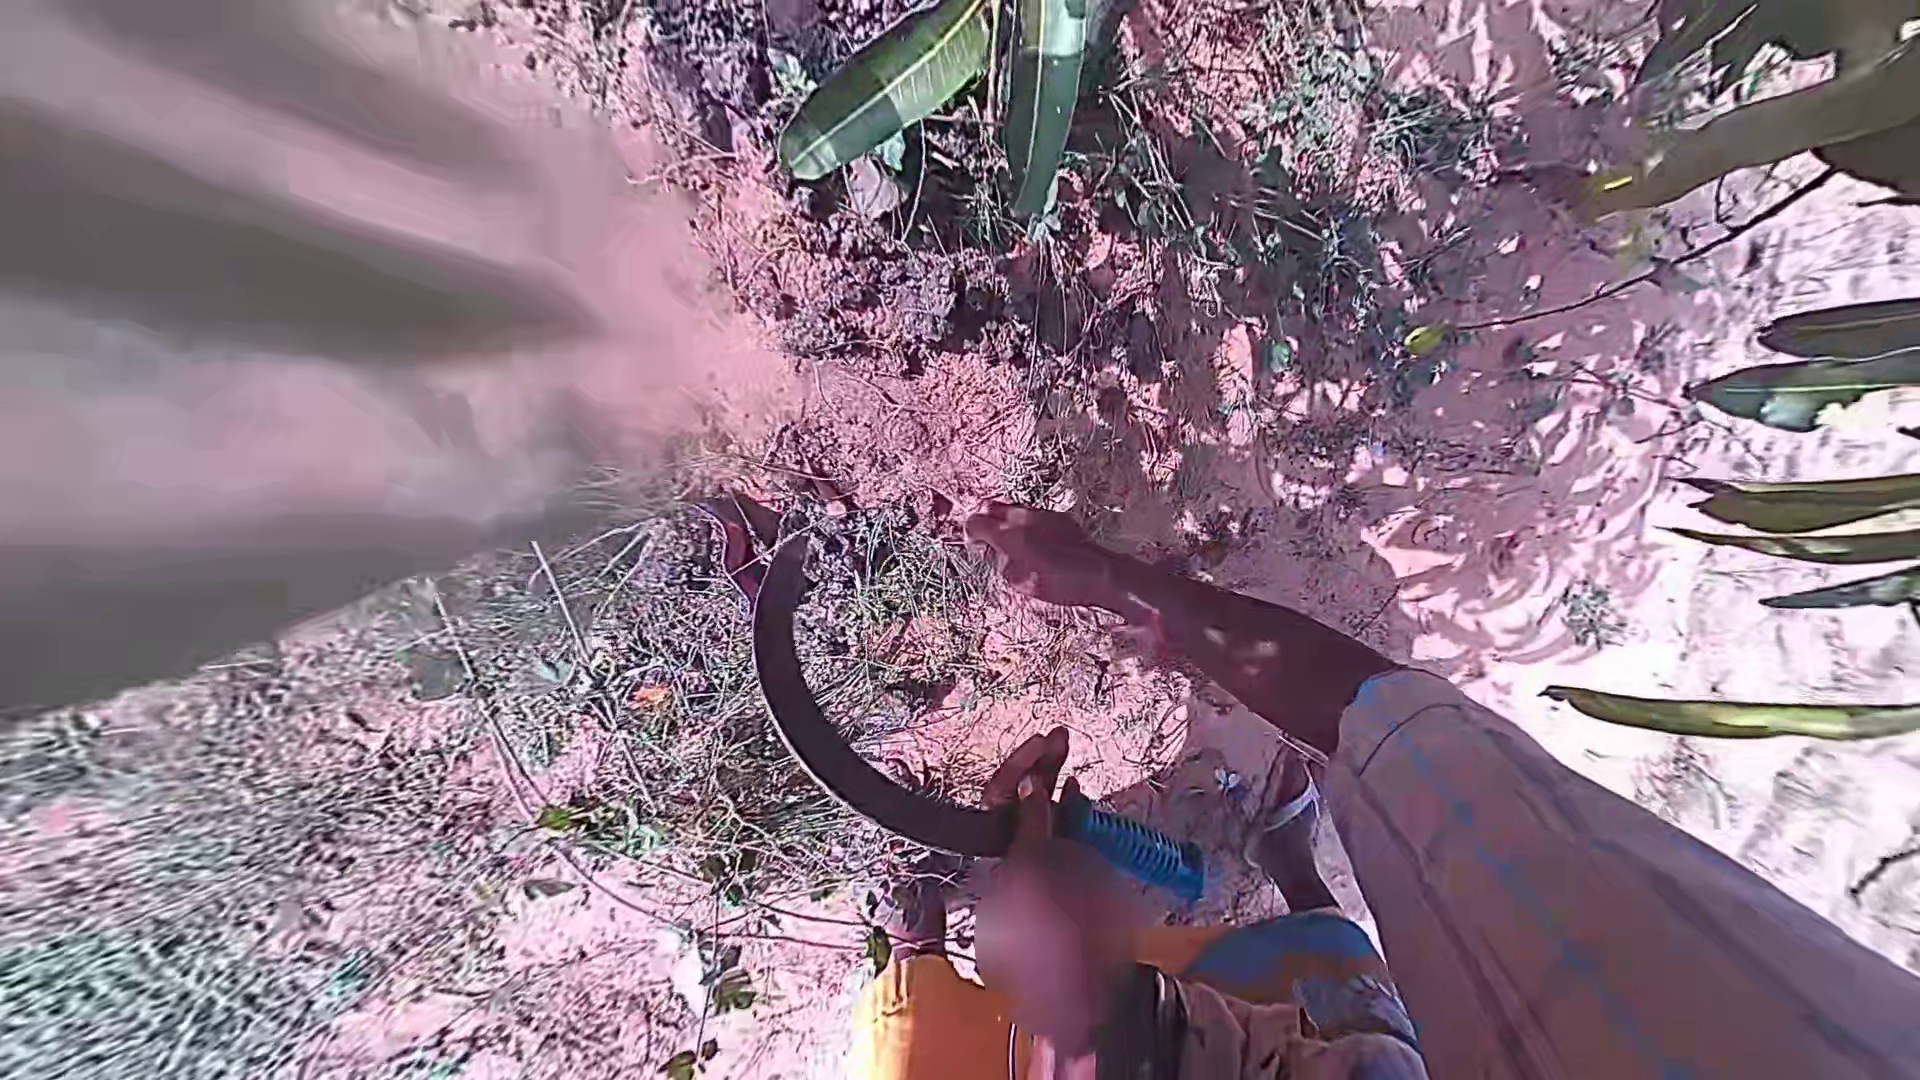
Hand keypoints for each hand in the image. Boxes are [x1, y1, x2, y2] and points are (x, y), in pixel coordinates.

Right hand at [965, 503, 1119, 608]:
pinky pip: (1032, 514)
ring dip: (1004, 522)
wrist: (1101, 574)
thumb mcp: (1020, 583)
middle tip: (987, 542)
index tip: (975, 547)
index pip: (974, 522)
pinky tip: (1034, 543)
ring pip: (1011, 508)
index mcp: (1009, 534)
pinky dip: (1024, 524)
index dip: (970, 534)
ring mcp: (1042, 514)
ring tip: (1011, 545)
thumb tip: (990, 553)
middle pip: (989, 507)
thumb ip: (999, 563)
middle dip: (983, 522)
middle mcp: (1023, 517)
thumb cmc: (1061, 584)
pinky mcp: (1059, 517)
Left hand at [976, 728, 1129, 1060]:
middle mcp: (1018, 855)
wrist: (1092, 997)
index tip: (1037, 747)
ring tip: (1063, 745)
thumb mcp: (1036, 881)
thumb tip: (1030, 786)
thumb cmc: (1053, 943)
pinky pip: (1068, 830)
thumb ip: (1033, 830)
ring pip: (1046, 809)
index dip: (1017, 771)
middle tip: (1056, 737)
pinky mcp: (1070, 872)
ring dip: (1054, 776)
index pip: (1000, 801)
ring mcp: (1045, 863)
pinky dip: (1073, 807)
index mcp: (999, 859)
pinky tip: (1076, 790)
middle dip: (1038, 765)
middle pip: (1022, 799)